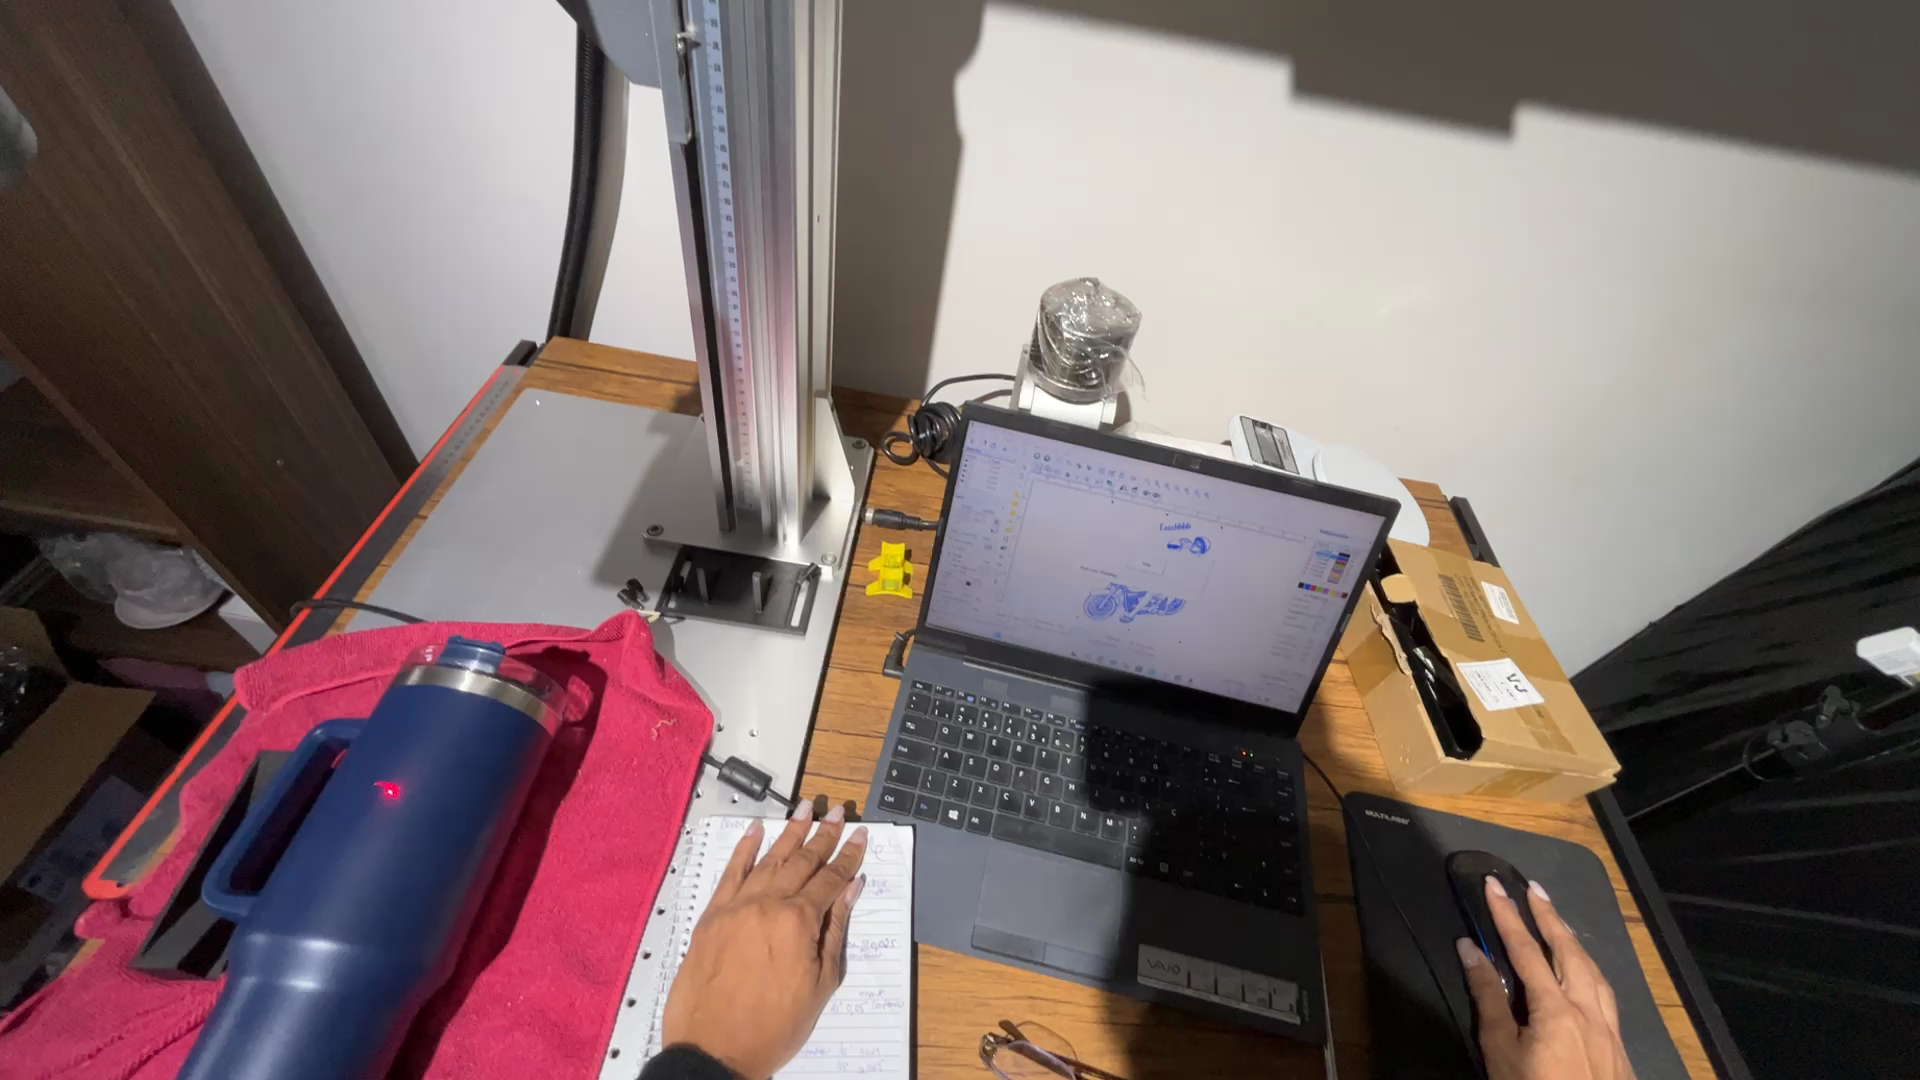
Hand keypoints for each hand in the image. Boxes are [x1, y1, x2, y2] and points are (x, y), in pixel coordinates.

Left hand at [662, 802, 867, 1079]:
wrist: (713, 1054)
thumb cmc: (773, 1028)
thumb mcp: (820, 985)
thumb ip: (835, 930)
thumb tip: (851, 889)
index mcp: (798, 921)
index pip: (830, 878)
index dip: (848, 856)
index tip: (860, 834)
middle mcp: (768, 904)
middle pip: (802, 860)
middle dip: (823, 834)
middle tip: (837, 811)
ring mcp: (737, 907)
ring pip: (769, 859)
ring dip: (790, 831)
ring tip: (805, 807)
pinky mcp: (711, 916)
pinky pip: (730, 873)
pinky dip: (744, 849)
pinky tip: (756, 830)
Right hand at [1457, 876, 1634, 1079]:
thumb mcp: (1500, 1049)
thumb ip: (1488, 996)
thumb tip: (1470, 948)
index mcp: (1557, 1010)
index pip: (1526, 949)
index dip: (1508, 914)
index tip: (1493, 885)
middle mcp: (1589, 1014)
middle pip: (1570, 954)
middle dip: (1549, 918)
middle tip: (1533, 889)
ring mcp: (1610, 1034)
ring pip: (1596, 974)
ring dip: (1574, 942)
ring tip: (1557, 921)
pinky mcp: (1619, 1052)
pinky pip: (1606, 996)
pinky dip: (1590, 970)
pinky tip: (1584, 973)